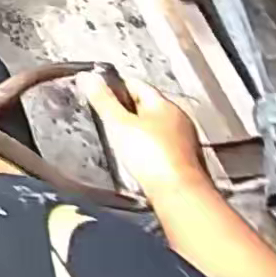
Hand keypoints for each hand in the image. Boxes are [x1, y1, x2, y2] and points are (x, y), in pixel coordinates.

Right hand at [79, 70, 210, 198]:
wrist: (181, 198)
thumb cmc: (152, 158)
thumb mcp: (118, 124)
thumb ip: (103, 99)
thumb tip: (88, 78)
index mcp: (164, 104)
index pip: (135, 84)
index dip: (115, 86)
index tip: (99, 92)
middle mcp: (179, 120)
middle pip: (146, 106)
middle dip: (126, 111)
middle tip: (106, 117)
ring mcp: (185, 143)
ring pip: (155, 128)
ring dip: (138, 132)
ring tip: (119, 141)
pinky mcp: (186, 165)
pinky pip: (162, 149)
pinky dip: (149, 151)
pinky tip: (138, 160)